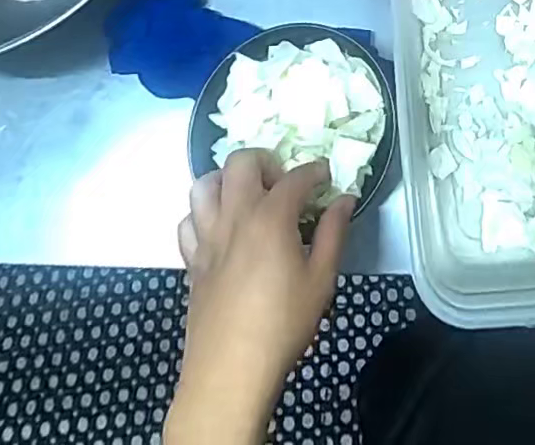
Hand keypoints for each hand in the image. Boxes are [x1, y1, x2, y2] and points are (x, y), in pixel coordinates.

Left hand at [167, 149, 353, 443]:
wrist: (229, 372)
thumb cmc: (282, 325)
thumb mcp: (321, 280)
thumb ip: (334, 232)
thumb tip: (345, 199)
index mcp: (270, 216)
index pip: (295, 177)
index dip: (314, 171)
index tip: (326, 175)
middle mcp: (235, 215)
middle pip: (241, 162)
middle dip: (265, 160)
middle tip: (281, 183)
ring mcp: (207, 235)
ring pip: (205, 183)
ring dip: (226, 181)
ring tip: (246, 198)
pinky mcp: (191, 259)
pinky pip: (188, 220)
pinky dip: (202, 215)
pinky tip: (220, 229)